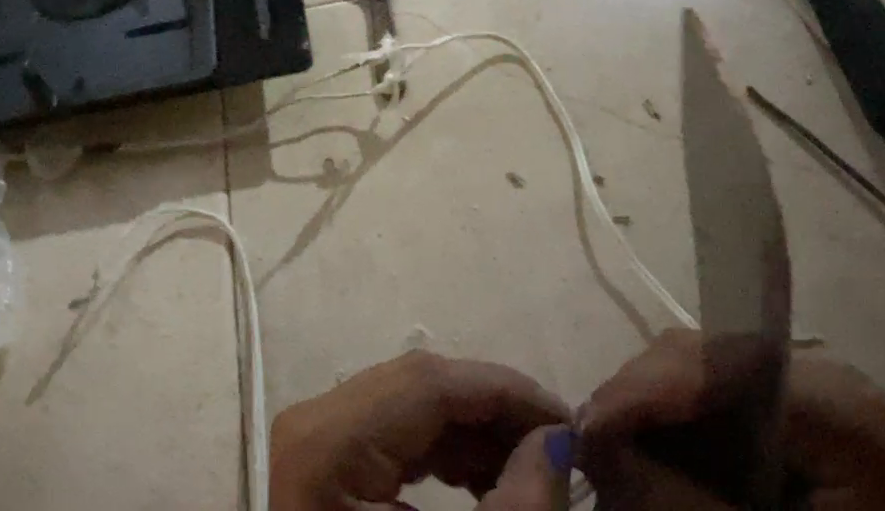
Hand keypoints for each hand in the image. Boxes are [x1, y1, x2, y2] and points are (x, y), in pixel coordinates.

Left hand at [270, 349, 572, 509]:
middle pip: (419, 387)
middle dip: (495, 411)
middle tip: (560, 447)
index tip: (573, 422)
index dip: (507, 393)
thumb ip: (519, 505)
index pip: (429, 385)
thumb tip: (555, 437)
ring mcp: (314, 438)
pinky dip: (445, 449)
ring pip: (410, 403)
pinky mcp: (326, 457)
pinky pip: (395, 430)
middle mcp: (311, 423)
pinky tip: (487, 479)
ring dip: (475, 431)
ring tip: (532, 469)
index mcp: (326, 445)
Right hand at [578, 330, 884, 509]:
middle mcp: (826, 374)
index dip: (643, 390)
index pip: (718, 366)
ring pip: (698, 369)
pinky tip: (664, 460)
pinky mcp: (800, 407)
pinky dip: (679, 422)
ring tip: (619, 458)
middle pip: (700, 358)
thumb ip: (684, 503)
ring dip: (651, 411)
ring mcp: (813, 385)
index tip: (585, 432)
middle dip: (637, 401)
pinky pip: (717, 392)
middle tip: (592, 453)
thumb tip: (591, 450)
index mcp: (844, 412)